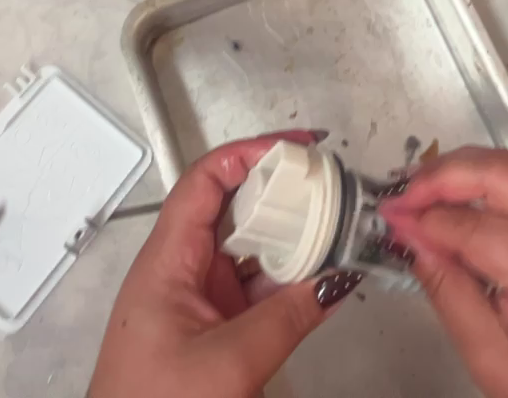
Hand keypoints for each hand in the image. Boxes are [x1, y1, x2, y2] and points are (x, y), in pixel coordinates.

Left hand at [89, 131, 364, 397]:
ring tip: (336, 220)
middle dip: (278, 189)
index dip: (249, 153)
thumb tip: (338, 277)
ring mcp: (201, 298)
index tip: (296, 146)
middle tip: (326, 180)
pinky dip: (290, 279)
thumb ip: (286, 317)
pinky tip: (326, 274)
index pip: (206, 181)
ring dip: (290, 234)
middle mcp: (183, 267)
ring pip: (249, 247)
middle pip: (232, 207)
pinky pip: (258, 287)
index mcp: (168, 259)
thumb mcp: (226, 362)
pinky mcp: (216, 327)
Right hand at [380, 147, 507, 397]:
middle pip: (499, 172)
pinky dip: (480, 175)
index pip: (478, 228)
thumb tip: (407, 235)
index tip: (387, 217)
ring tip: (418, 190)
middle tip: (401, 195)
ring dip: (460, 169)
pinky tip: (452, 193)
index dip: (427, 218)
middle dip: (443, 175)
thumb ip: (449, 291)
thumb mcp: (491, 357)